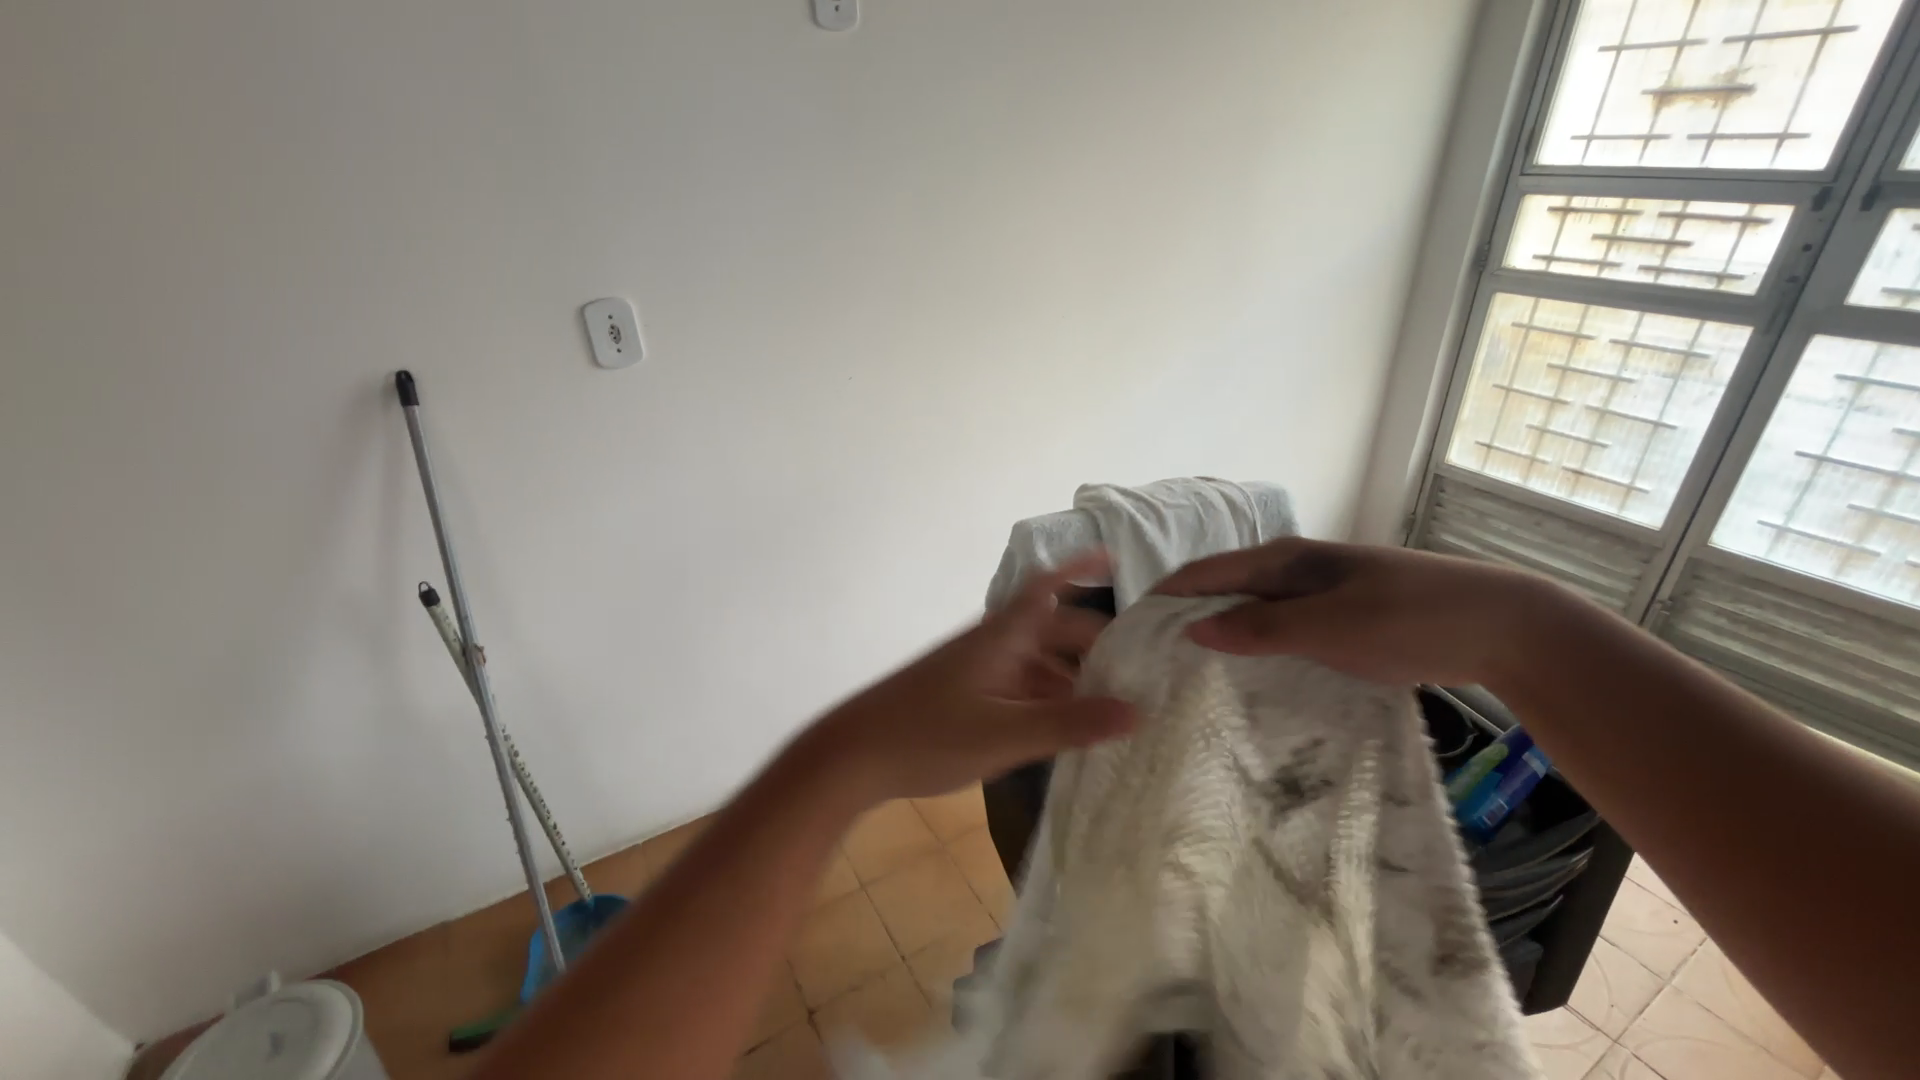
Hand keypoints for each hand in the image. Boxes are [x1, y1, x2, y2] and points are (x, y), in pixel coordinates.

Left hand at [805, 554, 1138, 804]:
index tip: (1114, 558)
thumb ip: (1070, 723)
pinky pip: (1018, 686)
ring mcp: (975, 671)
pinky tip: (1063, 727)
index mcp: (1000, 637)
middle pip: (1050, 631)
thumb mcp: (1006, 733)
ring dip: (1070, 676)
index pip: (1046, 588)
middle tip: (1137, 669)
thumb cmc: (927, 735)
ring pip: (1035, 662)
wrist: (852, 756)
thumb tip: (1138, 711)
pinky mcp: (964, 697)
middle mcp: (990, 645)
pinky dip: (1045, 697)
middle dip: (1091, 644)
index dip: (1078, 569)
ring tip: (1111, 703)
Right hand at [1154, 538, 1573, 687]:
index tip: (1128, 638)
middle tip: (1152, 670)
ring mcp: (1313, 598)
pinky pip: (1277, 637)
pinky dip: (1254, 655)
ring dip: (1219, 643)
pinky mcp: (1334, 624)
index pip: (1201, 575)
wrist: (1503, 627)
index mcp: (1283, 561)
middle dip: (1184, 624)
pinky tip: (1246, 686)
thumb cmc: (1412, 618)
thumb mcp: (1333, 626)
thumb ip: (1261, 628)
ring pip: (1248, 618)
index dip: (1162, 601)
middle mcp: (1291, 573)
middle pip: (1219, 595)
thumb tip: (1191, 630)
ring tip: (1187, 682)